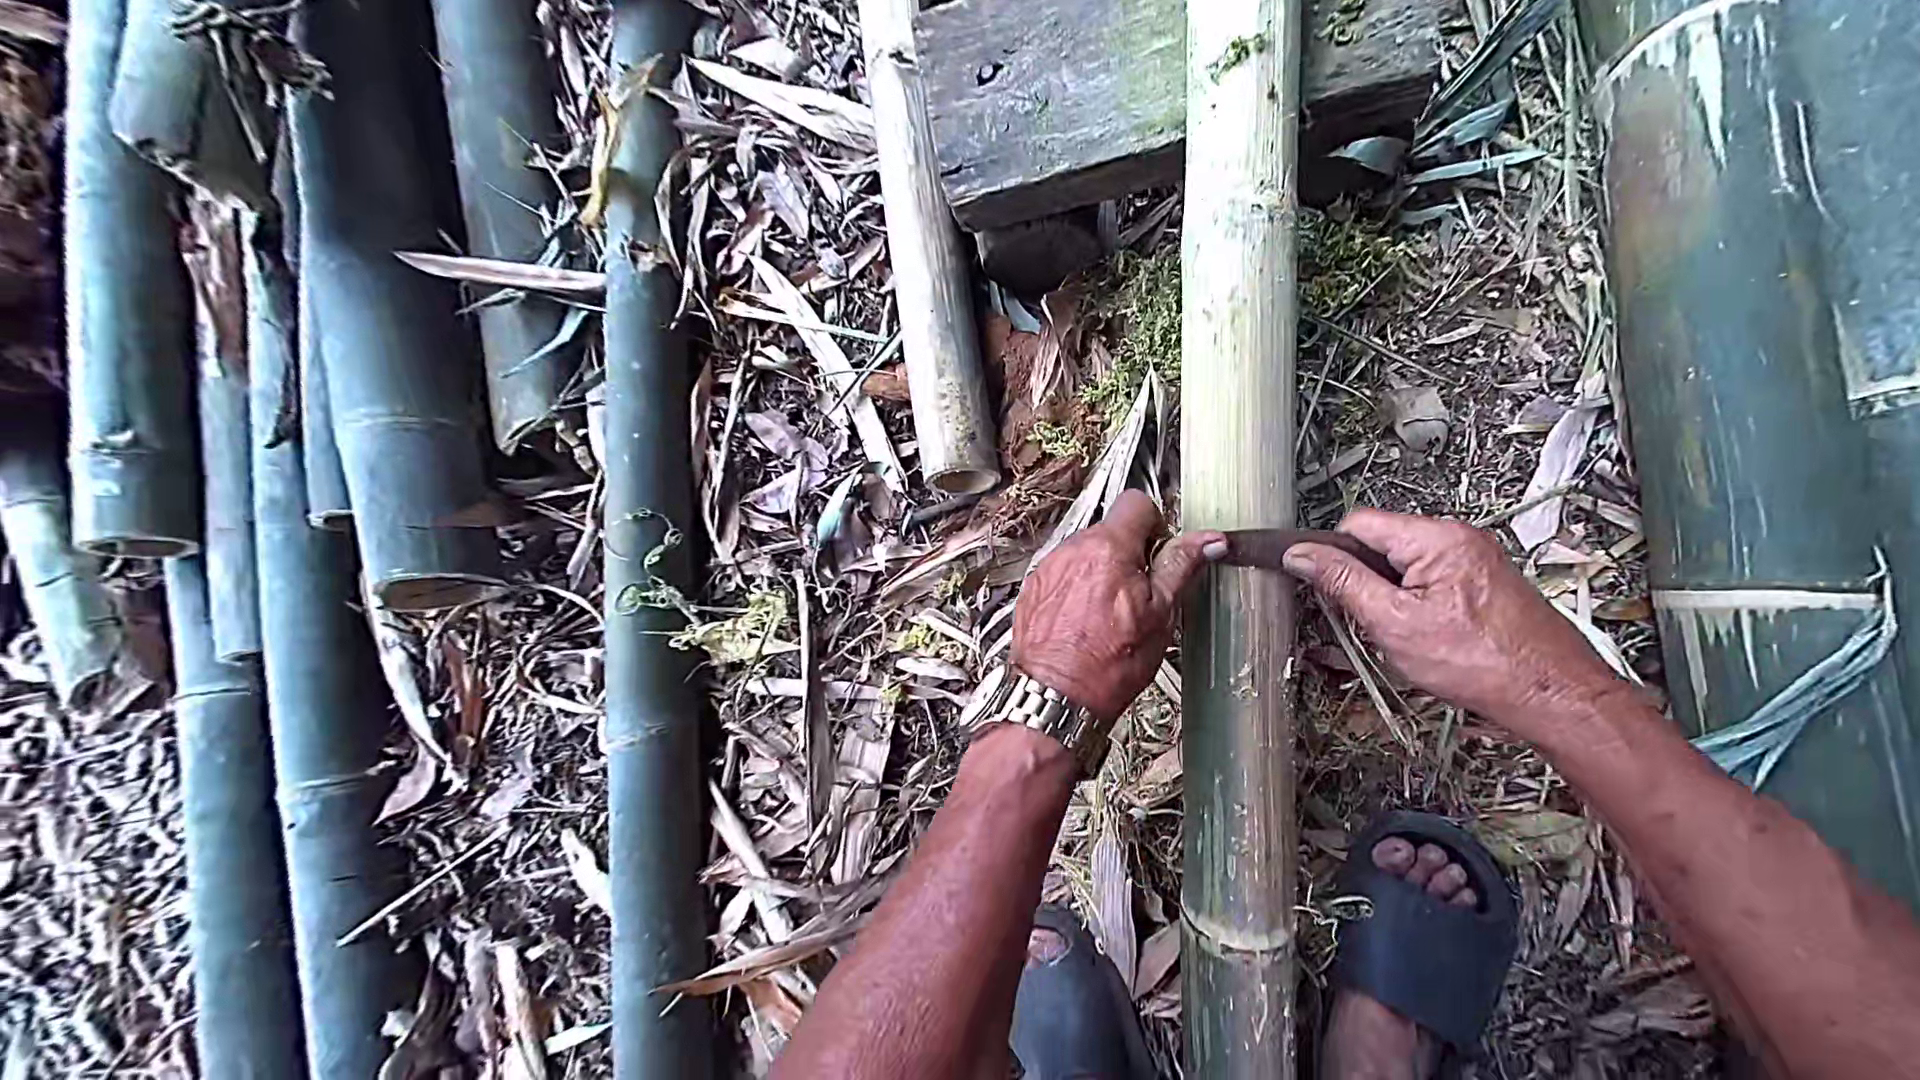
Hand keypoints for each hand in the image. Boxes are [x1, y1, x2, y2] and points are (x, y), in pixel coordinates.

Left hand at [1014, 491, 1226, 720]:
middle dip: (1128, 553)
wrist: (1057, 694)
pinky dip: (1076, 588)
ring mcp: (1049, 568)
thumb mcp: (1160, 613)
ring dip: (1101, 571)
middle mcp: (1072, 549)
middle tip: (1139, 592)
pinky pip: (1062, 574)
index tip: (1158, 549)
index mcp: (1108, 547)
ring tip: (1109, 612)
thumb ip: (1181, 566)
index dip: (1154, 523)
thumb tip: (1208, 540)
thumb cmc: (1108, 662)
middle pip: (1109, 530)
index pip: (1136, 502)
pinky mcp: (1033, 588)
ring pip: (1085, 553)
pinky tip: (1085, 619)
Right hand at [1282, 509, 1623, 733]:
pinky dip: (1409, 601)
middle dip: (1360, 578)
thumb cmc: (1484, 663)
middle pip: (1377, 542)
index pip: (1355, 524)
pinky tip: (1418, 632)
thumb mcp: (1391, 621)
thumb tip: (1301, 554)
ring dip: (1384, 593)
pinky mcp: (1479, 578)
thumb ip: (1341, 581)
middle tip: (1366, 618)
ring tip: (1397, 630)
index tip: (1321, 583)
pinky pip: (1424, 577)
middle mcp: (1458, 538)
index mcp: (1436, 538)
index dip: (1331, 554)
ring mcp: (1472, 557)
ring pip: (1399, 563)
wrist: (1554, 696)